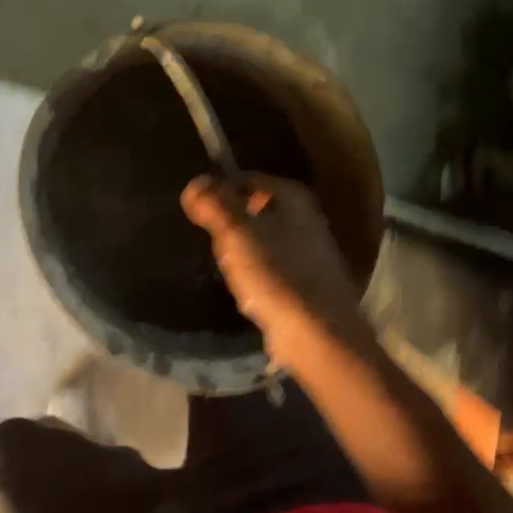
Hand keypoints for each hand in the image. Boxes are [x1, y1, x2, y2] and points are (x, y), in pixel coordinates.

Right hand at [180, 173, 369, 365]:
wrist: (318, 334)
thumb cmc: (275, 275)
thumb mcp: (236, 234)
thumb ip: (215, 205)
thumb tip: (194, 182)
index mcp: (292, 197)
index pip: (246, 178)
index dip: (219, 189)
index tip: (196, 209)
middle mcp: (307, 217)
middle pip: (257, 207)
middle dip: (230, 219)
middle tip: (207, 237)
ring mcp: (311, 250)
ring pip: (265, 237)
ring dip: (243, 247)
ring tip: (220, 263)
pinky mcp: (309, 280)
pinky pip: (274, 265)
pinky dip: (257, 271)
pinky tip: (245, 287)